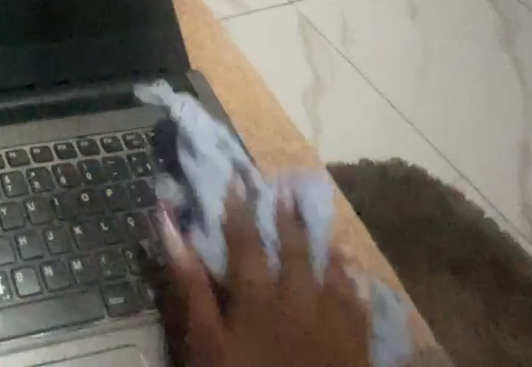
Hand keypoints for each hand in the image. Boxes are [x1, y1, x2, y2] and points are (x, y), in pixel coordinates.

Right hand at [157, 190, 370, 366]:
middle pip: (296, 254)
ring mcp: (334, 329)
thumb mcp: (205, 339)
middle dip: (289, 221)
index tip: (237, 180)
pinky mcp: (358, 355)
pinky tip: (358, 281)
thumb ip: (190, 283)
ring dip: (327, 250)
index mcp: (259, 297)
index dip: (240, 211)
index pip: (246, 243)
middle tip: (286, 190)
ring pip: (334, 278)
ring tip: (324, 228)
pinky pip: (361, 313)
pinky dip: (357, 291)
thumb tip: (169, 224)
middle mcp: (300, 303)